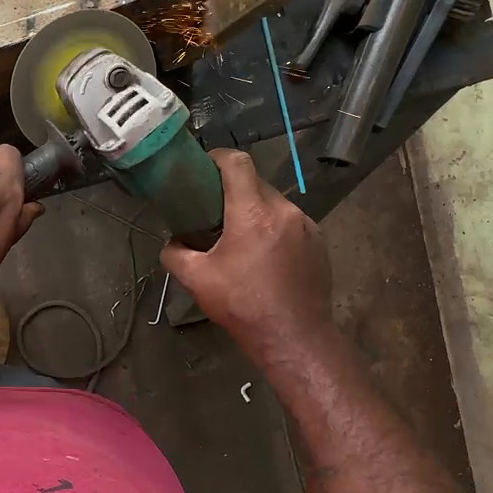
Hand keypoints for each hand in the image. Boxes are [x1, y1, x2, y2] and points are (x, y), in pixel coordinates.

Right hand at [160, 149, 331, 357]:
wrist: (293, 335)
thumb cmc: (241, 304)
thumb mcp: (195, 279)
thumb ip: (175, 253)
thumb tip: (173, 242)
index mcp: (252, 214)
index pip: (237, 164)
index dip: (217, 158)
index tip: (203, 167)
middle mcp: (284, 211)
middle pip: (255, 184)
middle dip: (232, 192)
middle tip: (212, 212)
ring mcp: (307, 225)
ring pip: (273, 205)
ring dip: (253, 212)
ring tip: (237, 239)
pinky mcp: (318, 242)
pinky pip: (290, 223)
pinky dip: (272, 229)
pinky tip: (261, 256)